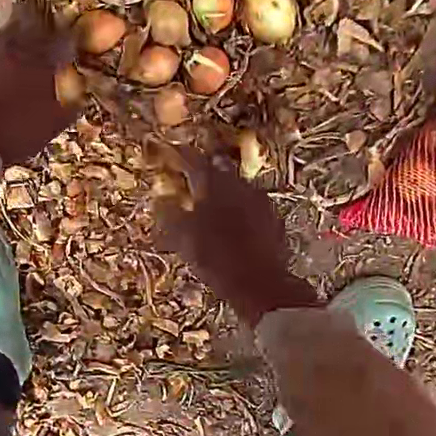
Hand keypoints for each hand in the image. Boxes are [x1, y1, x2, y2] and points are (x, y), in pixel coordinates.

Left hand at [0, 4, 76, 162]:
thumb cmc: (19, 130)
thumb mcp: (55, 121)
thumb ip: (71, 102)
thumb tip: (80, 94)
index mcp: (40, 57)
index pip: (64, 36)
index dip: (74, 36)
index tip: (78, 40)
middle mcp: (13, 46)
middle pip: (31, 19)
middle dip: (43, 24)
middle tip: (51, 34)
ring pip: (8, 34)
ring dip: (19, 39)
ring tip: (25, 55)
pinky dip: (0, 56)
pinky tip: (2, 72)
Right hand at [154, 149, 319, 327]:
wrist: (260, 281)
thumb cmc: (215, 258)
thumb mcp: (183, 237)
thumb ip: (171, 214)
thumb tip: (161, 199)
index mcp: (214, 184)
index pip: (194, 161)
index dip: (182, 156)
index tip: (173, 154)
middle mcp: (240, 185)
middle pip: (220, 169)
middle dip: (206, 171)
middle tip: (194, 177)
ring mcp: (261, 200)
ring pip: (239, 186)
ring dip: (225, 190)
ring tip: (213, 203)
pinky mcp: (274, 218)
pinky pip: (254, 205)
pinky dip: (242, 208)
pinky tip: (237, 222)